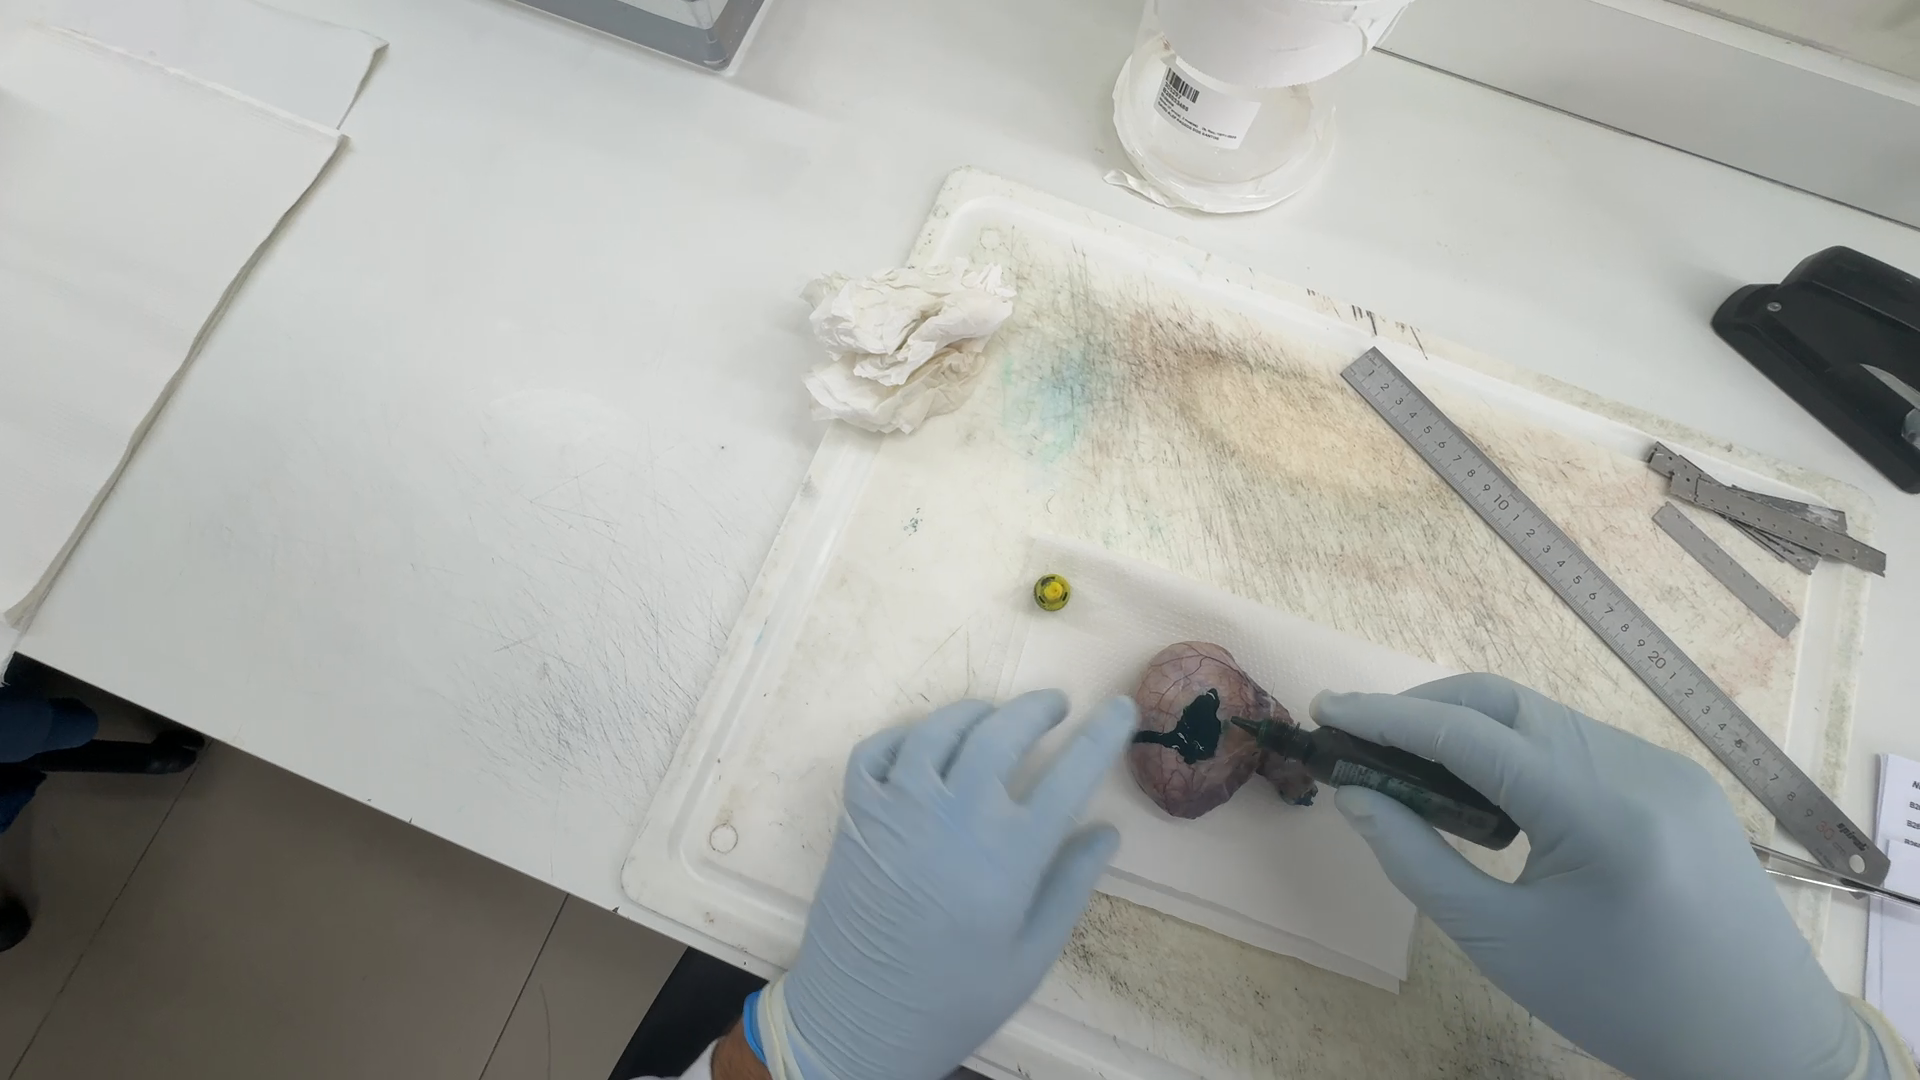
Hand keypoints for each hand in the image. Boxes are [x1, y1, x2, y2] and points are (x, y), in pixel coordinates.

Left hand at [762, 691, 1135, 1079]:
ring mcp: (899, 805)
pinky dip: (905, 734)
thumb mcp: (1030, 956)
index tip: (1119, 707)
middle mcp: (955, 814)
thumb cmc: (954, 996)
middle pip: (1002, 732)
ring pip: (940, 728)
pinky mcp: (856, 810)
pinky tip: (923, 745)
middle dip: (1036, 709)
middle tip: (1053, 705)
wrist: (857, 1020)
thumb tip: (1106, 830)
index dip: (1102, 734)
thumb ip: (1070, 886)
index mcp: (1008, 854)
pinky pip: (879, 748)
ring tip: (993, 716)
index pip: (1070, 774)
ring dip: (974, 712)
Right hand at [1314, 674, 1880, 1079]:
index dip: (1384, 715)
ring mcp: (1662, 767)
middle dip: (1417, 708)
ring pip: (1530, 712)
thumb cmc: (1619, 1003)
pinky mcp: (1671, 776)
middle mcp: (1638, 770)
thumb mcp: (1497, 941)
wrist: (1769, 1048)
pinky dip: (1502, 741)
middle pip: (1499, 702)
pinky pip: (1563, 735)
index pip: (1467, 734)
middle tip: (1359, 733)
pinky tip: (1479, 780)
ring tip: (1408, 758)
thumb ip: (1411, 857)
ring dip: (1456, 722)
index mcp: (1601, 817)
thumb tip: (1350, 792)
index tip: (1324, 706)